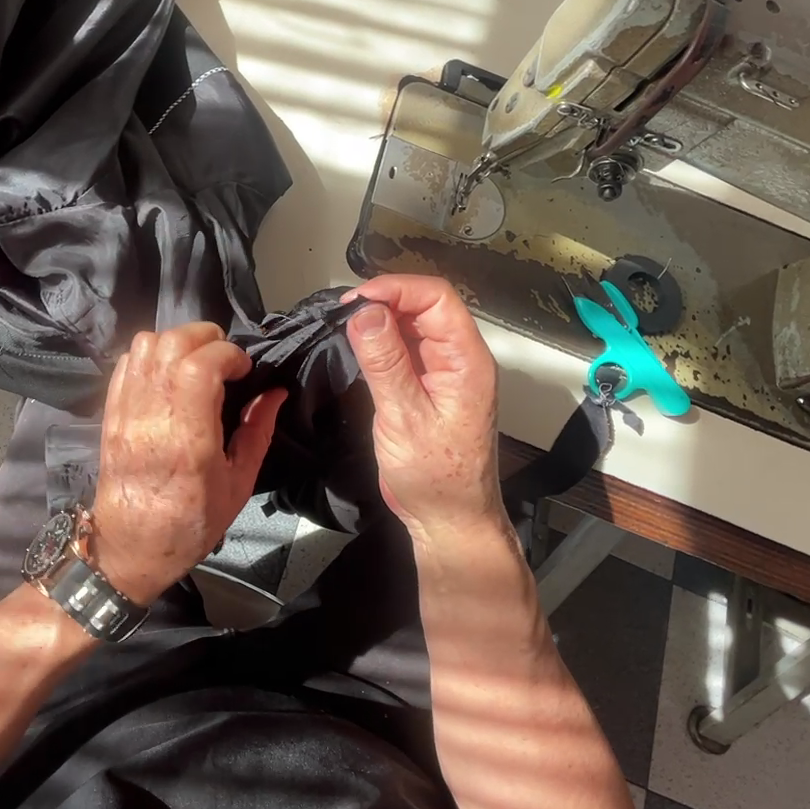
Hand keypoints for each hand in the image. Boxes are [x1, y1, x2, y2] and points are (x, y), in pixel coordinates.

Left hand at [90, 323, 285, 604]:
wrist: (130, 546)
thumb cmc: (191, 522)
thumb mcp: (238, 484)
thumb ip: (257, 432)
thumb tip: (275, 391)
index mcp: (189, 437)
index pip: (203, 363)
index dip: (231, 354)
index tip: (245, 370)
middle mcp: (153, 415)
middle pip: (173, 342)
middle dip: (207, 338)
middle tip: (224, 362)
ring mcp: (127, 410)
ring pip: (147, 343)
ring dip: (178, 342)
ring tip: (196, 364)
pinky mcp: (111, 410)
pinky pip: (128, 361)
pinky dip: (152, 355)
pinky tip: (169, 374)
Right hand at [343, 275, 501, 540]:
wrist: (449, 520)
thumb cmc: (434, 476)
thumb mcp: (404, 418)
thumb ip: (385, 363)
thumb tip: (364, 312)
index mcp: (466, 360)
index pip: (436, 298)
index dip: (396, 288)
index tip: (355, 301)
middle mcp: (459, 359)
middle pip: (426, 306)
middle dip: (385, 300)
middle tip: (343, 314)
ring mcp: (444, 372)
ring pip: (414, 325)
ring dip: (381, 319)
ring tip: (344, 327)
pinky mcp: (428, 386)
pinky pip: (407, 349)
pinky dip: (381, 341)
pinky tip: (358, 347)